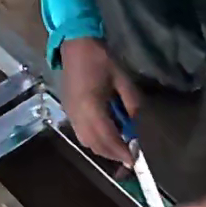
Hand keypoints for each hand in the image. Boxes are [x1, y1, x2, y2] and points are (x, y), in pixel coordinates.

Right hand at [60, 37, 141, 168]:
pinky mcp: (68, 111)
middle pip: (95, 144)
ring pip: (86, 141)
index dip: (121, 151)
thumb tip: (137, 125)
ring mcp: (71, 114)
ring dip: (103, 148)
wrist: (76, 46)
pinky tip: (105, 135)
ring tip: (119, 148)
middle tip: (129, 157)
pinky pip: (81, 134)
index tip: (134, 160)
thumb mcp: (123, 79)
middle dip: (112, 154)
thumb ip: (132, 103)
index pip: (107, 137)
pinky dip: (94, 140)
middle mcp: (78, 115)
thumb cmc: (101, 59)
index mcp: (91, 107)